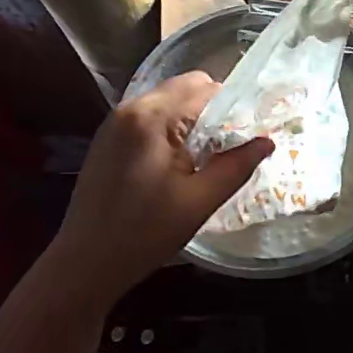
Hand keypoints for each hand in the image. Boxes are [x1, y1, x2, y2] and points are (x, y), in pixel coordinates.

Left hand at [48, 72, 271, 304]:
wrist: (85, 264)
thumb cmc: (144, 233)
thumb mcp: (200, 200)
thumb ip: (237, 165)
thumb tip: (267, 141)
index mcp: (151, 117)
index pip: (207, 89)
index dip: (235, 108)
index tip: (251, 136)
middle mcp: (130, 108)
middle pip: (187, 88)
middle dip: (216, 112)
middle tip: (231, 148)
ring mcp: (115, 123)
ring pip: (170, 102)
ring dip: (195, 122)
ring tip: (208, 159)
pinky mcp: (109, 140)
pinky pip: (152, 119)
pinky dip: (173, 131)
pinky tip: (180, 165)